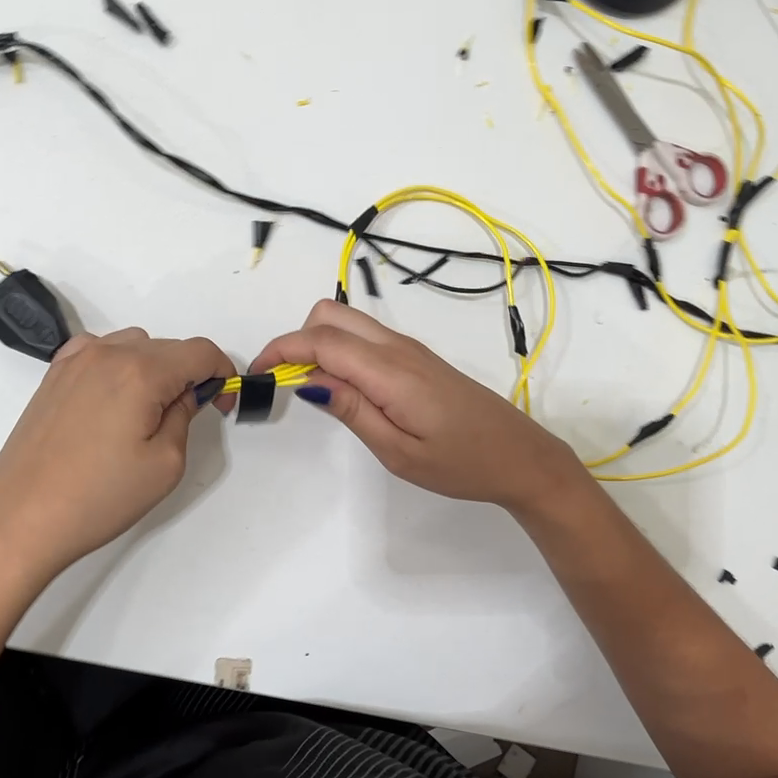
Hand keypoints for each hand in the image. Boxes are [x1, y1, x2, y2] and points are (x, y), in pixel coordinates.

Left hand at [0, 328, 234, 587]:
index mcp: (139, 371)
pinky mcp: (51, 378)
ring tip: (145, 416)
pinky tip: (112, 402)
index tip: (222, 406)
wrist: (20, 520)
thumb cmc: (98, 498)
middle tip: (186, 418)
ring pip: (132, 346)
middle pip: (165, 347)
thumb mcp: (164, 464)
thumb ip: (184, 416)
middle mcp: (105, 353)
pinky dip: (117, 367)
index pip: (199, 351)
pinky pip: (98, 353)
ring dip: (151, 369)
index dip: (221, 373)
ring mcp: (72, 362)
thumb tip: (187, 393)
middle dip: (186, 374)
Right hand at [251, 300, 587, 520]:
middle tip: (285, 384)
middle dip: (296, 340)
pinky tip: (343, 388)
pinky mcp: (416, 357)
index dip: (281, 350)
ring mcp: (409, 348)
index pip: (321, 340)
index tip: (256, 373)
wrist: (521, 457)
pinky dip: (339, 350)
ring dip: (317, 344)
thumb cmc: (460, 464)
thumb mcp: (397, 450)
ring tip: (311, 390)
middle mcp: (397, 347)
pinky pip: (365, 337)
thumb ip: (350, 409)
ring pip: (347, 321)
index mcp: (390, 370)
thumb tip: (306, 380)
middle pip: (330, 314)